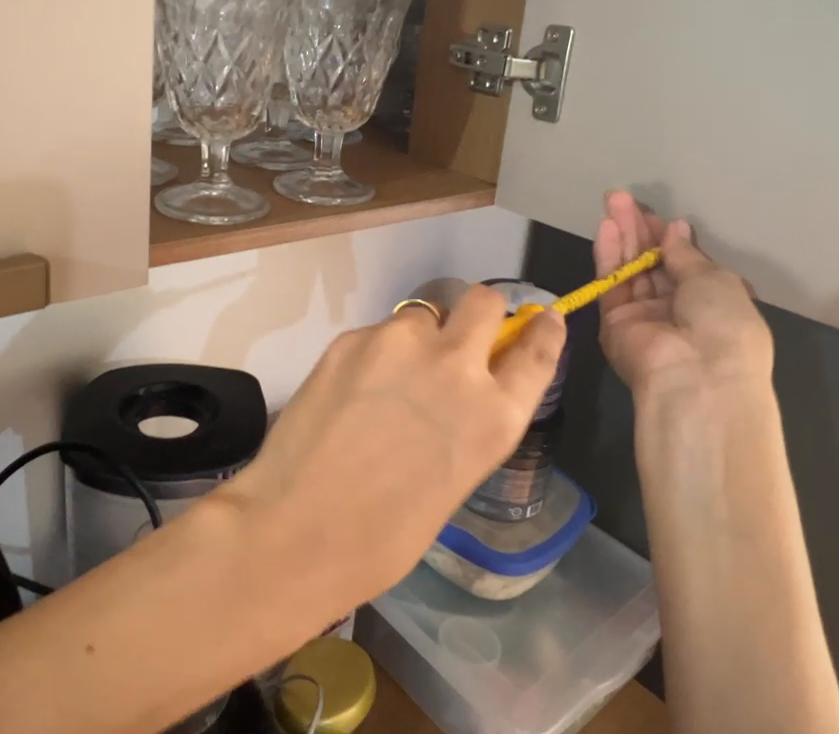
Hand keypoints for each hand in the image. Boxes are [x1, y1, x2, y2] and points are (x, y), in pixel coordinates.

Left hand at [217, 286, 566, 605]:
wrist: (296, 531)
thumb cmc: (383, 538)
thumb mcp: (454, 482)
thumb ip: (467, 425)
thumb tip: (457, 397)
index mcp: (494, 415)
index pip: (537, 351)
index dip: (542, 330)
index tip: (541, 317)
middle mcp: (457, 366)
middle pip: (484, 301)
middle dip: (477, 314)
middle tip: (455, 341)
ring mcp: (400, 344)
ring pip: (422, 315)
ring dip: (417, 338)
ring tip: (387, 380)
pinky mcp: (351, 338)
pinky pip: (376, 333)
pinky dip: (373, 353)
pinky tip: (350, 391)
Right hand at [594, 190, 771, 397]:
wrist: (695, 377)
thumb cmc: (723, 325)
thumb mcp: (716, 280)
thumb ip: (686, 254)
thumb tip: (676, 229)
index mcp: (712, 300)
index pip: (685, 262)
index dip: (671, 237)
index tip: (660, 215)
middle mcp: (677, 307)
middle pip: (653, 261)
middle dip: (640, 229)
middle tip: (622, 198)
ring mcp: (644, 314)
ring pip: (630, 268)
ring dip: (622, 235)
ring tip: (611, 201)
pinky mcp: (615, 321)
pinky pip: (611, 283)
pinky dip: (608, 255)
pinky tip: (605, 227)